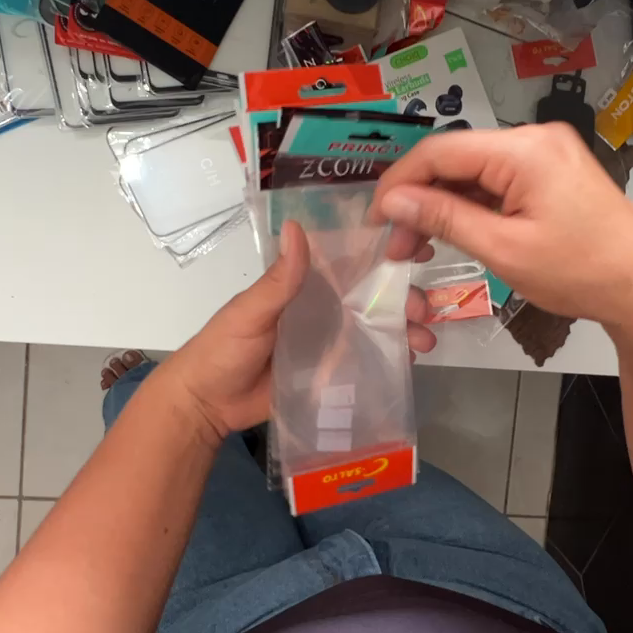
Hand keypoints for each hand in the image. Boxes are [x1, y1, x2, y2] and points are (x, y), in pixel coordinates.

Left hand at [152, 221, 440, 442]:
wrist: (207, 405)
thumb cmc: (222, 350)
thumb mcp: (250, 313)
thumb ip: (279, 280)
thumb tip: (298, 227)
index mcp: (303, 286)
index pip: (349, 262)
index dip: (383, 255)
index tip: (417, 250)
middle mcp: (322, 308)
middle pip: (372, 297)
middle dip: (404, 299)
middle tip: (425, 311)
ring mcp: (329, 342)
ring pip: (375, 328)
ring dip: (403, 330)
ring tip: (426, 343)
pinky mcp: (331, 373)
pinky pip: (366, 362)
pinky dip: (390, 360)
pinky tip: (411, 362)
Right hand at [368, 124, 632, 328]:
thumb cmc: (578, 273)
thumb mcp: (502, 249)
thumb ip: (443, 218)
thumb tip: (392, 200)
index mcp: (524, 150)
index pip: (440, 151)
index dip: (399, 183)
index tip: (376, 221)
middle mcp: (535, 138)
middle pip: (456, 159)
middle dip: (420, 200)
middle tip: (398, 247)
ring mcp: (546, 154)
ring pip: (474, 172)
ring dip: (443, 206)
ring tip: (420, 248)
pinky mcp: (552, 173)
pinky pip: (498, 182)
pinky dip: (471, 207)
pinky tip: (454, 234)